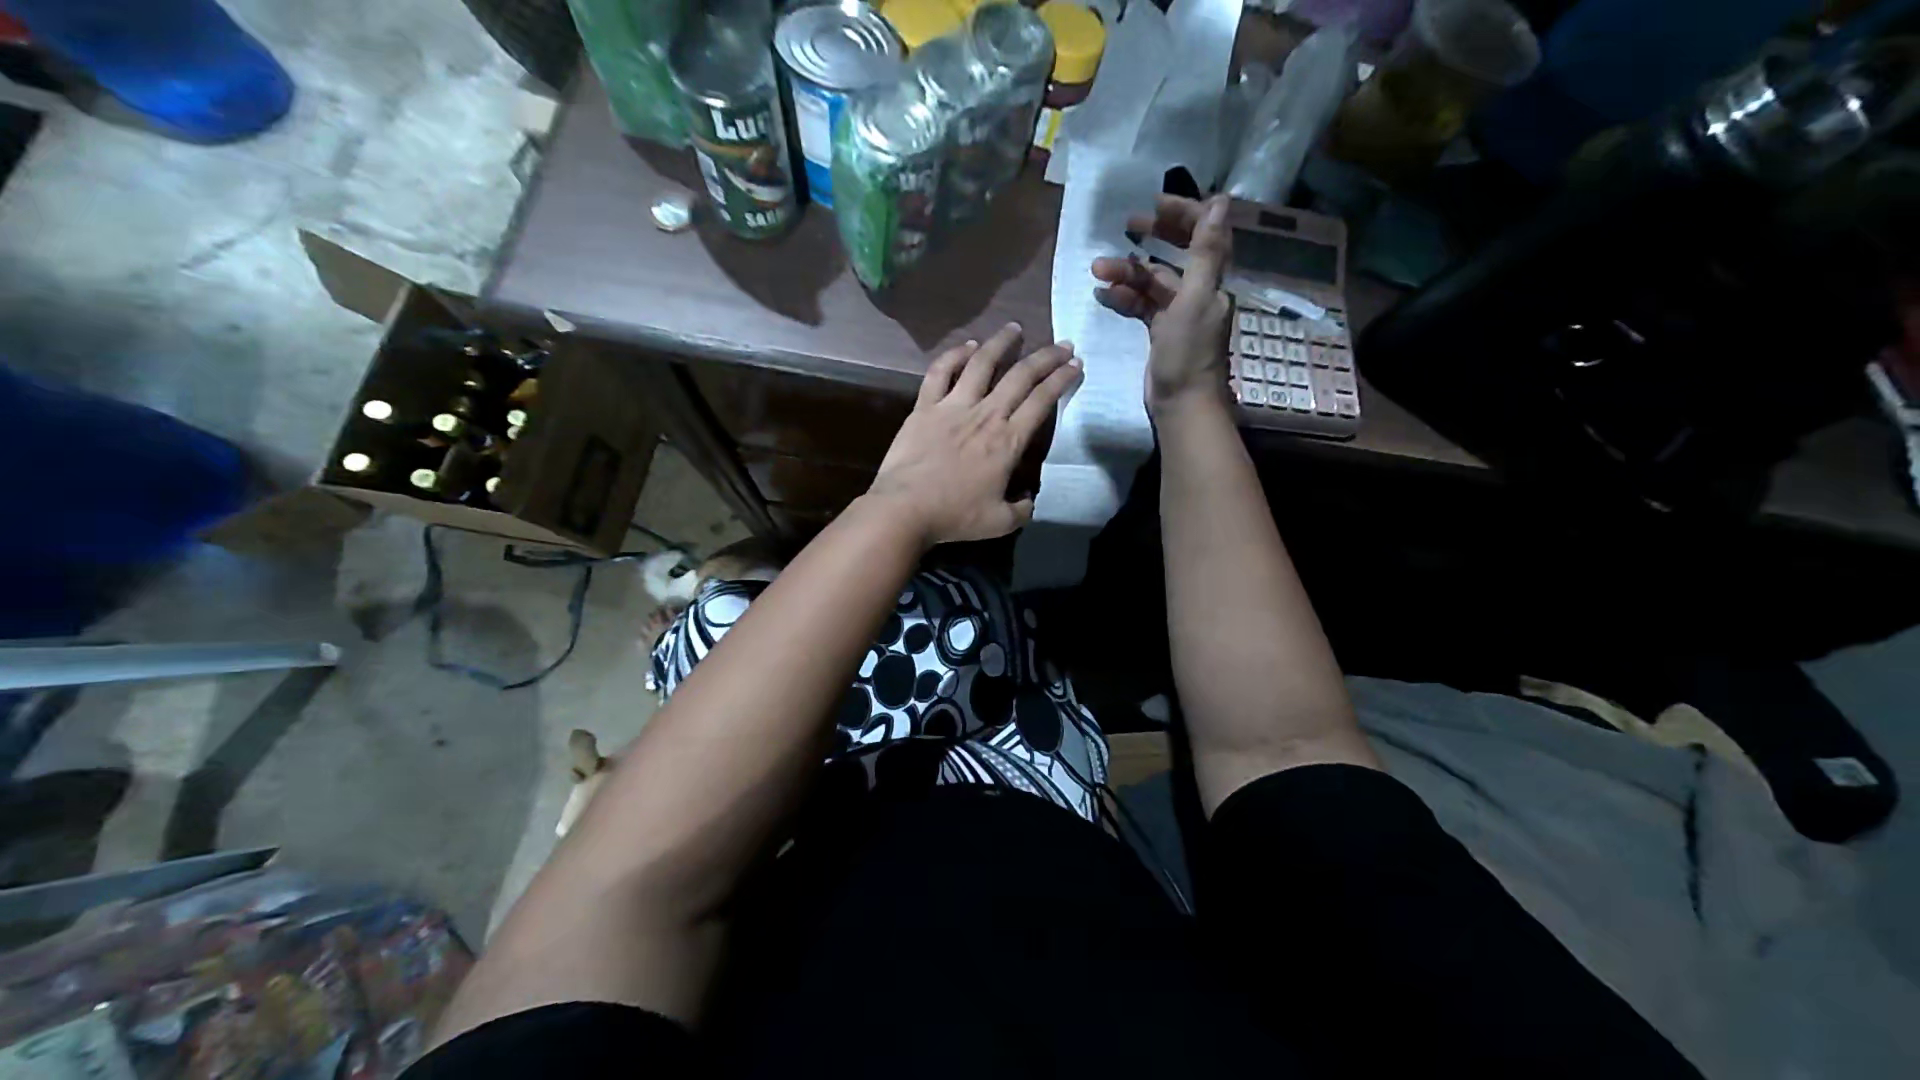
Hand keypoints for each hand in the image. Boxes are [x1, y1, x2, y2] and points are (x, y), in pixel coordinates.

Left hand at [865, 323, 1081, 546]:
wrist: (905, 508)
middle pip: (1021, 376)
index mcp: (1008, 441)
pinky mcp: (924, 407)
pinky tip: (968, 346)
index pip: (1042, 401)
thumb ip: (1022, 509)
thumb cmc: (955, 516)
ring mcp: (953, 406)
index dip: (1062, 380)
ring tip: (1015, 329)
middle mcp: (986, 415)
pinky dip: (955, 355)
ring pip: (982, 364)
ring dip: (1001, 343)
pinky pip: (941, 372)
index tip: (1075, 365)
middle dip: (1046, 357)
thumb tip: (1030, 497)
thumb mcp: (1000, 522)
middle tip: (1062, 344)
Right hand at [1090, 194, 1233, 414]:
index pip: (1204, 234)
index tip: (1155, 204)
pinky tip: (1104, 293)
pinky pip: (1142, 305)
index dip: (1184, 213)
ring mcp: (1178, 312)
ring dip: (1127, 271)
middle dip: (1153, 236)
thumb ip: (1205, 252)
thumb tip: (1221, 201)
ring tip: (1097, 269)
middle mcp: (1198, 291)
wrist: (1181, 402)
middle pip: (1177, 253)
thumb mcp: (1195, 298)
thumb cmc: (1189, 352)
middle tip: (1127, 225)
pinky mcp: (1160, 331)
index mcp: (1212, 280)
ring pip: (1153, 281)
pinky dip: (1125, 296)